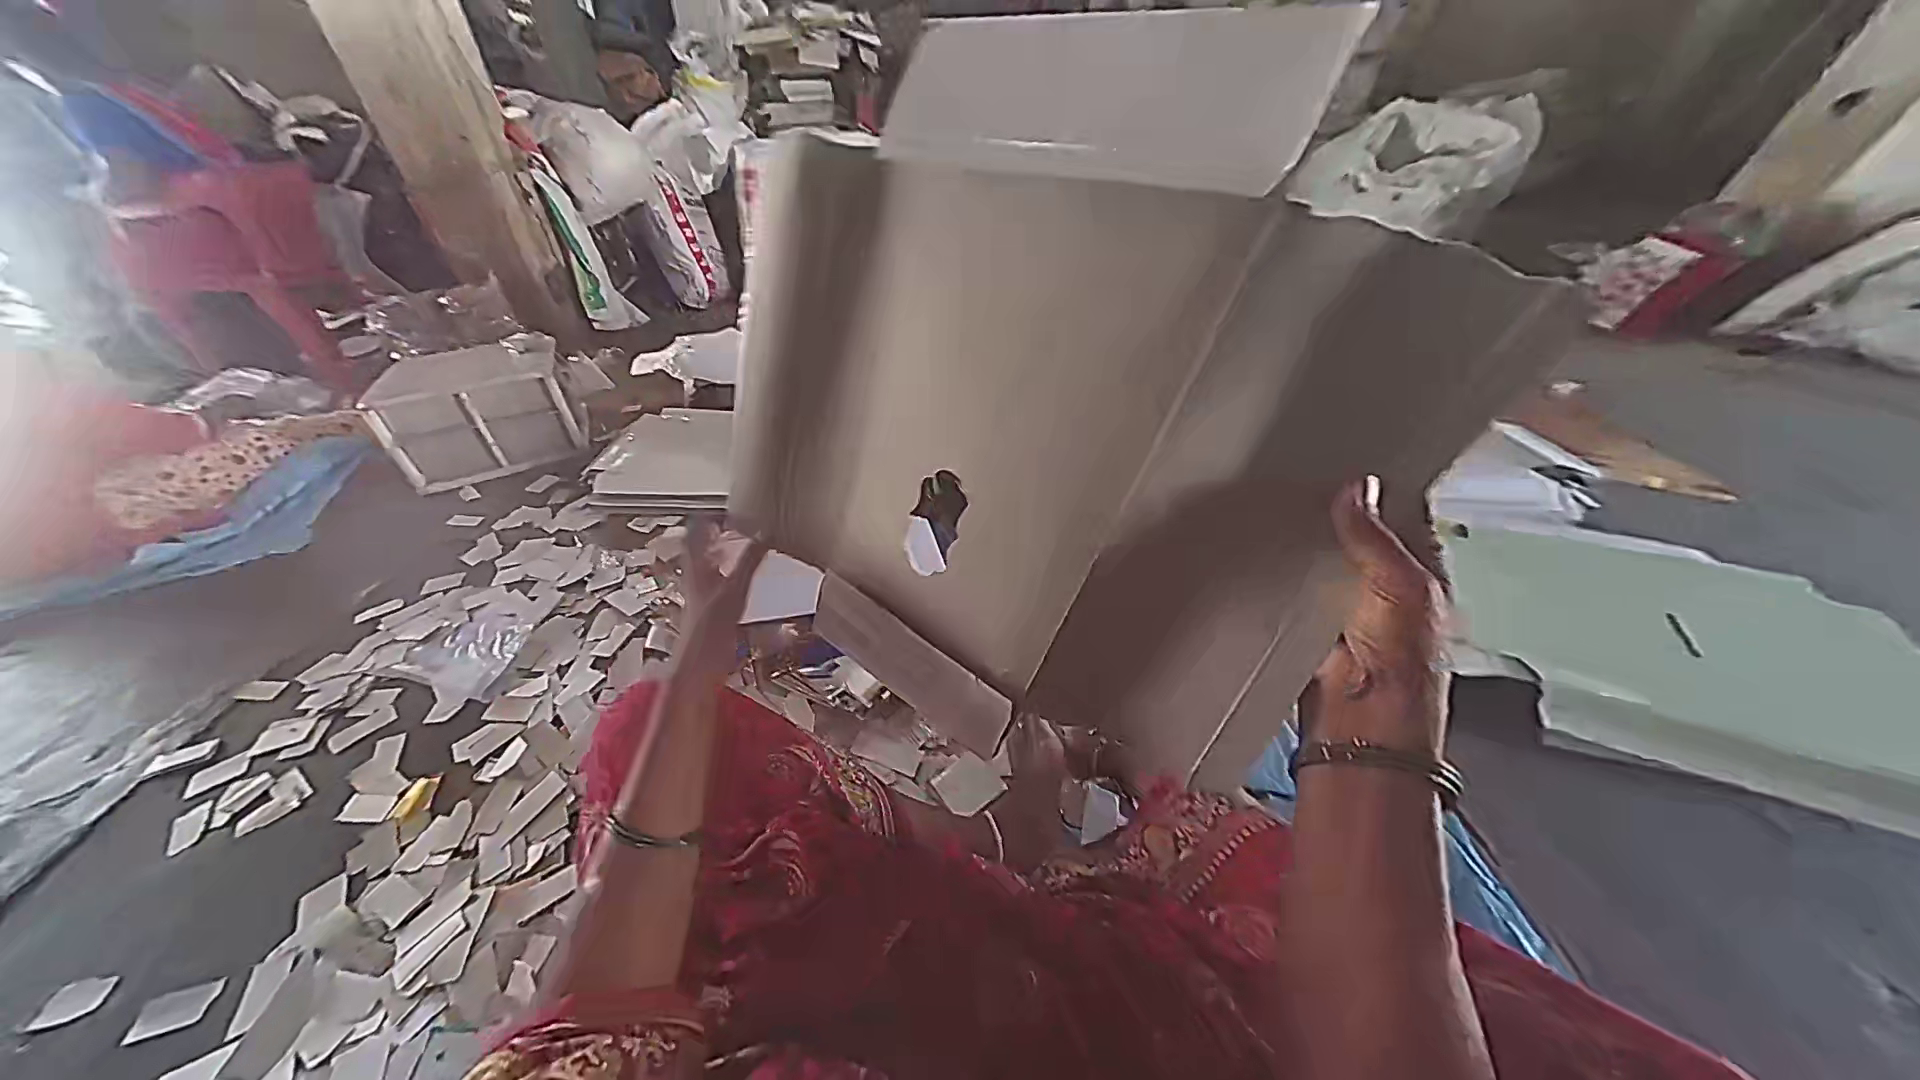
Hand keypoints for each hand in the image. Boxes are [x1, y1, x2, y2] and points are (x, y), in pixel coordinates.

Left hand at [673, 518, 765, 677]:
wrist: (698, 672)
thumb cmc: (707, 635)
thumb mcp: (735, 591)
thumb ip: (750, 562)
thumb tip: (763, 535)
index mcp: (696, 570)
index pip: (696, 532)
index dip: (710, 517)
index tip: (728, 510)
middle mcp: (696, 581)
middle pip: (704, 549)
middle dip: (721, 536)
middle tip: (739, 527)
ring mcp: (704, 598)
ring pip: (713, 568)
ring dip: (729, 557)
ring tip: (747, 550)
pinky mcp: (713, 614)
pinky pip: (724, 588)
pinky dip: (737, 580)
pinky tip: (750, 586)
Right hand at [1304, 478, 1447, 755]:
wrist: (1359, 714)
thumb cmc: (1401, 662)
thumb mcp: (1400, 587)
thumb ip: (1375, 539)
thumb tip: (1356, 490)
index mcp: (1416, 571)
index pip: (1398, 518)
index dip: (1377, 492)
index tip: (1347, 465)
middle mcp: (1379, 583)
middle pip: (1354, 535)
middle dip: (1331, 513)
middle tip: (1304, 481)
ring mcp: (1342, 600)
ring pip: (1322, 557)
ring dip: (1304, 540)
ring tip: (1279, 509)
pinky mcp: (1306, 616)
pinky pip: (1293, 582)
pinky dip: (1281, 568)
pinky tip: (1265, 550)